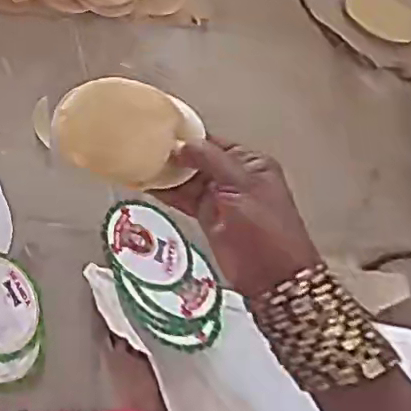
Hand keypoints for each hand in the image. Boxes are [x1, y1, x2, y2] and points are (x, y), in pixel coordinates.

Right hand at [152, 137, 321, 295]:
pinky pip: (181, 197)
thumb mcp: (241, 187)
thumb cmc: (265, 229)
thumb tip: (180, 144)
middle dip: (171, 154)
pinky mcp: (206, 215)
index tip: (157, 131)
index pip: (211, 141)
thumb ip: (210, 160)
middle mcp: (232, 175)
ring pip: (185, 177)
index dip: (186, 136)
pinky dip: (164, 191)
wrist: (273, 279)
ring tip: (137, 162)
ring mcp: (218, 196)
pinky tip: (144, 183)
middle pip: (195, 158)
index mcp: (248, 162)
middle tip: (141, 147)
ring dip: (164, 172)